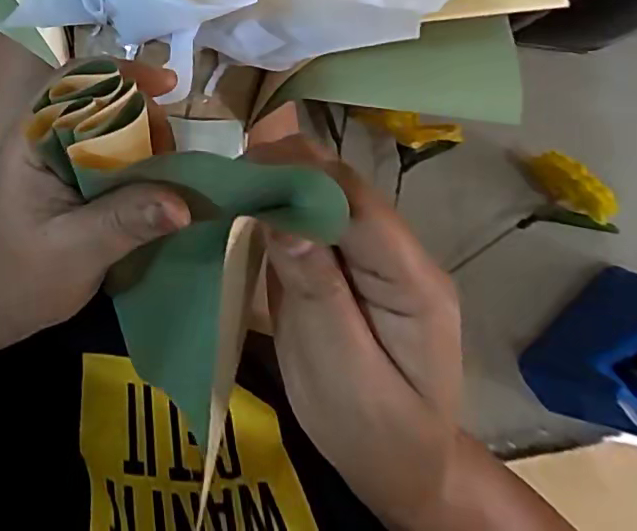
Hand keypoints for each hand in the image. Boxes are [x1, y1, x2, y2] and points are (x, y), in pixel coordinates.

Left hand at [0, 60, 191, 346]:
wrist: (4, 299)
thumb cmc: (25, 274)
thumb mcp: (75, 251)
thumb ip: (124, 223)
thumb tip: (183, 204)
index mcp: (31, 137)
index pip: (72, 81)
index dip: (119, 74)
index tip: (167, 86)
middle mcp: (47, 131)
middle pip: (102, 95)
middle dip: (143, 112)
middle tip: (171, 151)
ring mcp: (64, 148)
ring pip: (115, 118)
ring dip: (148, 134)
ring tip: (171, 170)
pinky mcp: (80, 166)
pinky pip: (119, 144)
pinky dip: (145, 153)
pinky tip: (164, 176)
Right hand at [255, 136, 464, 530]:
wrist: (393, 464)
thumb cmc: (372, 429)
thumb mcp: (343, 371)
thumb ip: (318, 292)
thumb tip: (282, 218)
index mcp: (413, 281)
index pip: (358, 203)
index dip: (301, 176)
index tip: (241, 174)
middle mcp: (396, 252)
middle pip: (341, 185)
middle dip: (283, 171)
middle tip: (222, 184)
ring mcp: (369, 252)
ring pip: (323, 190)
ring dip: (275, 181)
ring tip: (225, 191)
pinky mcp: (341, 258)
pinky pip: (310, 214)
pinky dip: (274, 203)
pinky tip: (242, 209)